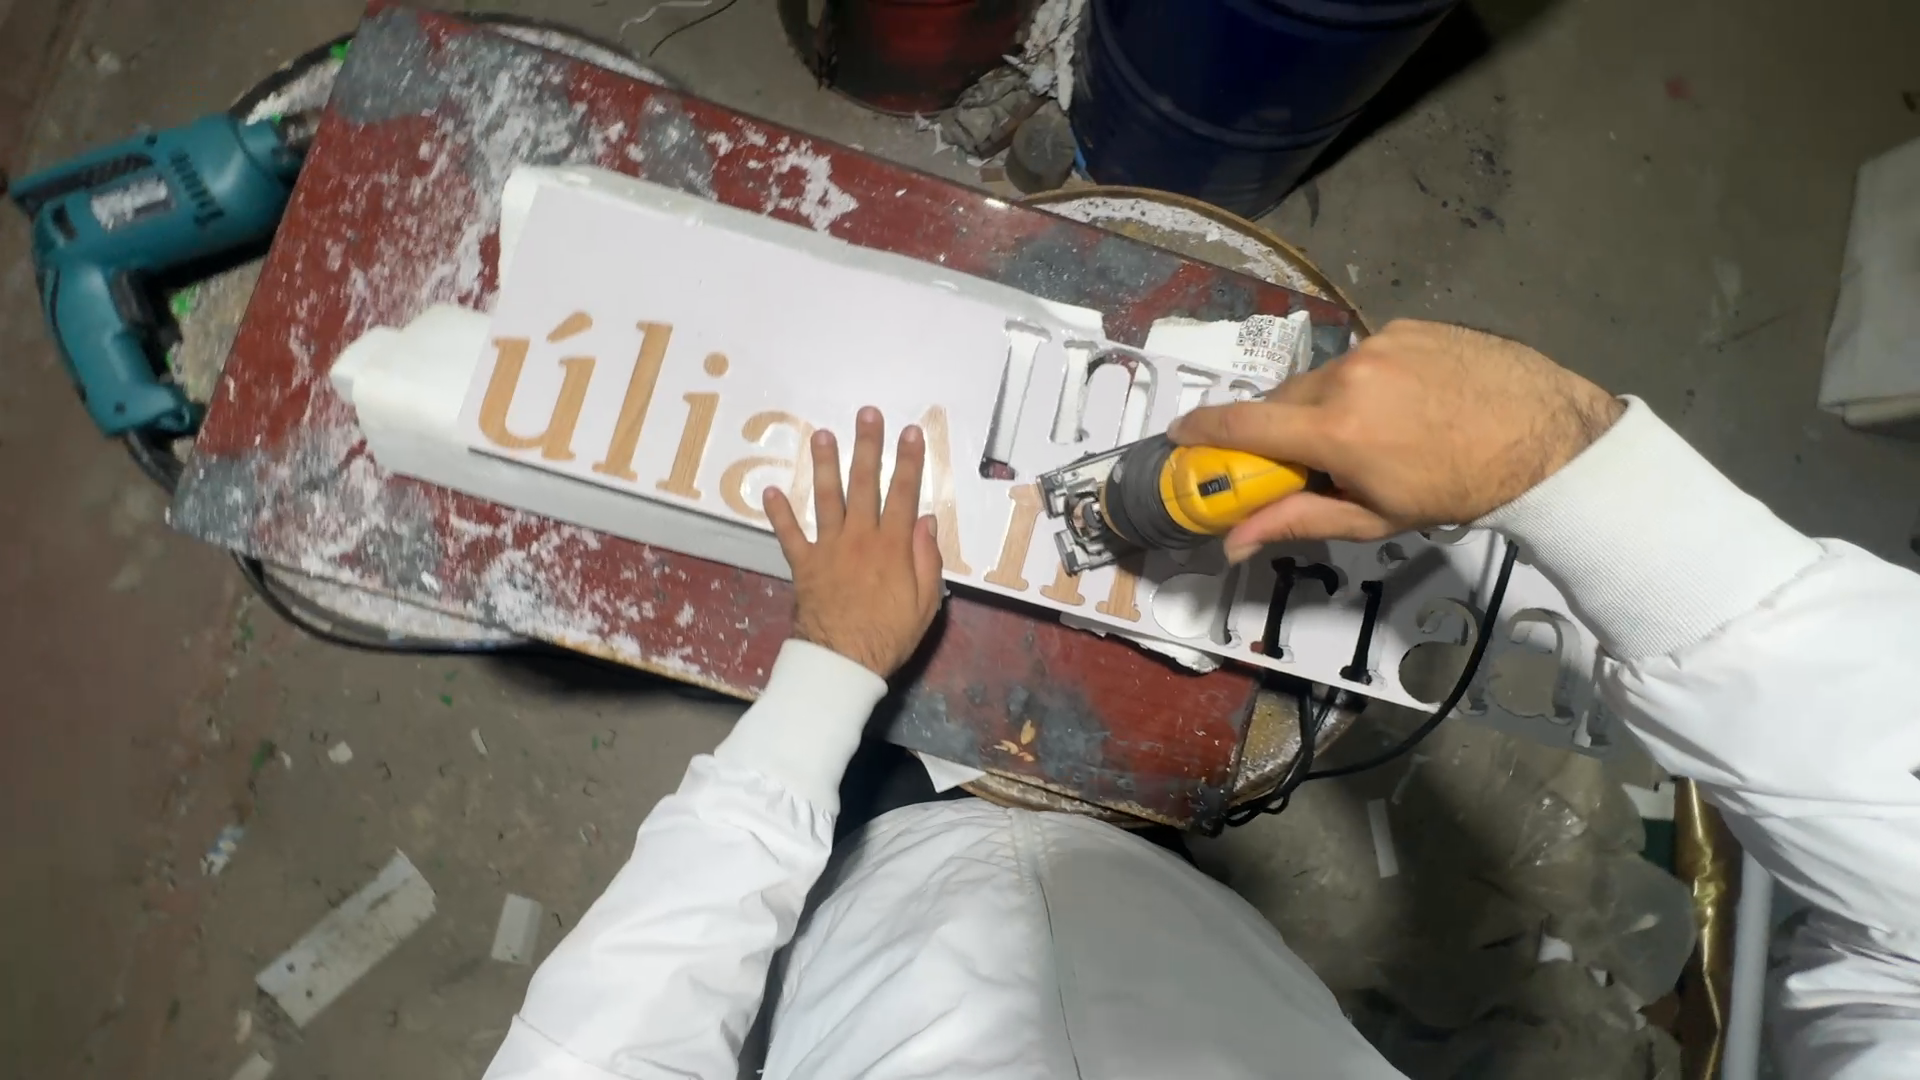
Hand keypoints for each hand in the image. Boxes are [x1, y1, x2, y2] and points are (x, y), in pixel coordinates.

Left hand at [763, 407, 944, 677]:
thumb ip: (927, 559)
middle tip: (867, 414)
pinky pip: (789, 535)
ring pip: (826, 498)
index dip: (908, 461)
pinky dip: (780, 514)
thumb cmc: (889, 634)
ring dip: (823, 465)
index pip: (903, 494)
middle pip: (865, 484)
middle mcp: (860, 537)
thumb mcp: (926, 602)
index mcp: (893, 546)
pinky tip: (771, 491)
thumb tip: (926, 520)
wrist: (842, 662)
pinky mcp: (804, 564)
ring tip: (821, 435)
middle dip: (867, 446)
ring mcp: (828, 548)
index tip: (910, 432)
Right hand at [1168, 319, 1624, 559]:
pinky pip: (1360, 355)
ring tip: (1364, 427)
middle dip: (1277, 427)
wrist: (1551, 440)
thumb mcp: (1371, 517)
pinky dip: (1360, 379)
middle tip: (1301, 453)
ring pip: (1319, 377)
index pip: (1243, 424)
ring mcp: (1379, 343)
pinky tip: (1395, 399)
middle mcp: (1347, 375)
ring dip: (1321, 402)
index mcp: (1335, 430)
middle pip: (1280, 400)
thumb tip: (1230, 544)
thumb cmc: (1455, 491)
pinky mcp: (1406, 325)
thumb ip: (1293, 521)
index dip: (1200, 428)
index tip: (1177, 433)